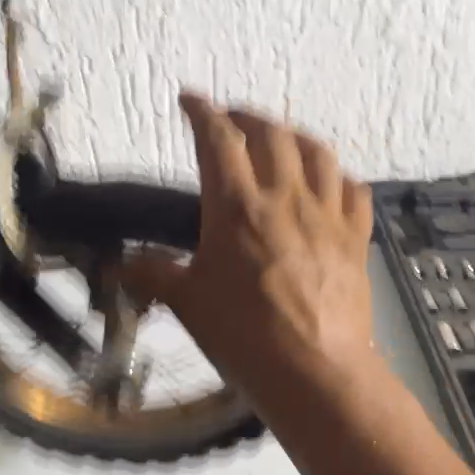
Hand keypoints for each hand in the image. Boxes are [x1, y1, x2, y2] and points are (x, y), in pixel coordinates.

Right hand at [124, 94, 376, 400]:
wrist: (318, 374)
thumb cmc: (244, 336)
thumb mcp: (188, 303)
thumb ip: (154, 273)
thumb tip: (119, 263)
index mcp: (236, 207)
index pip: (218, 140)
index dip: (202, 112)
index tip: (189, 99)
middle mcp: (284, 197)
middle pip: (271, 132)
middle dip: (246, 117)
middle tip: (229, 122)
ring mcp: (326, 215)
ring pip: (316, 151)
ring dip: (293, 135)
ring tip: (278, 140)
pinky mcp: (355, 238)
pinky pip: (353, 190)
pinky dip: (337, 176)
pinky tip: (326, 183)